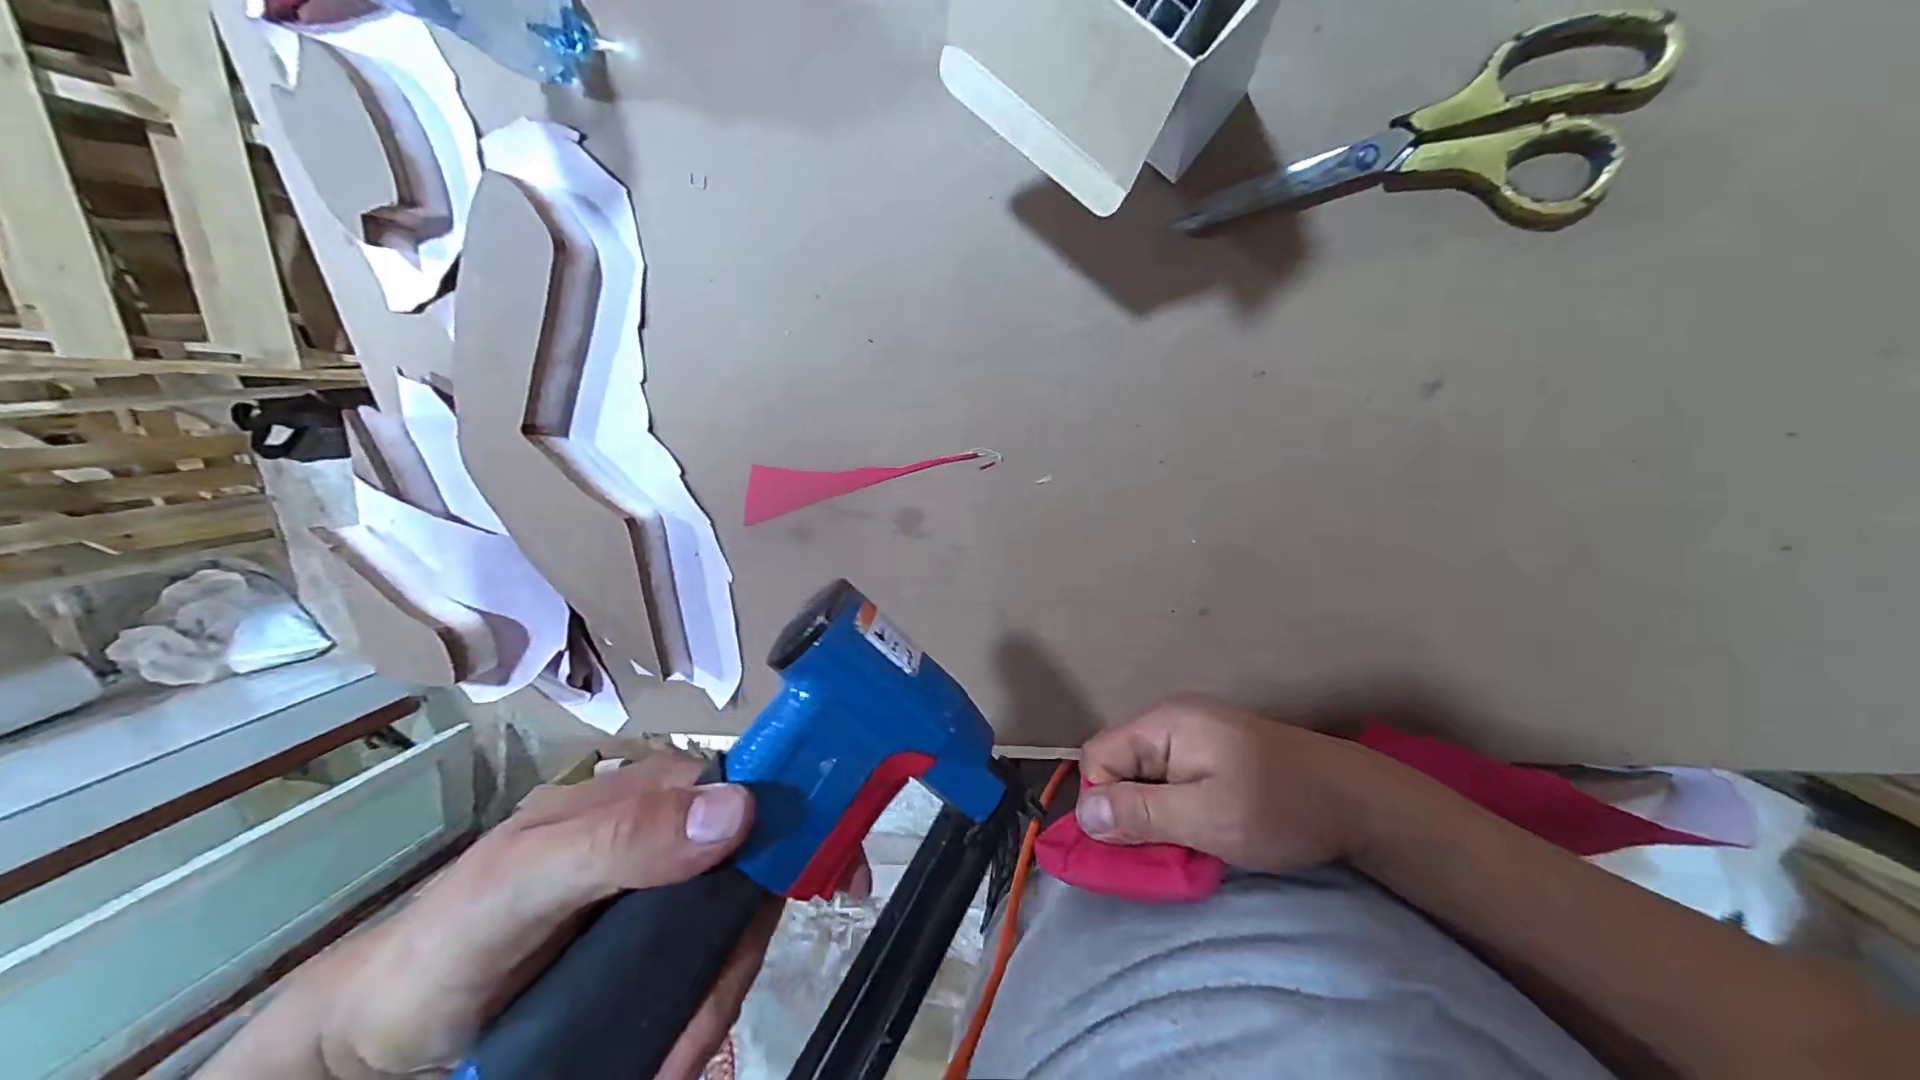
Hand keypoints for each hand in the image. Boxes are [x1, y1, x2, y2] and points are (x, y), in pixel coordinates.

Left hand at [199, 751, 775, 1079]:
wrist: (385, 1034)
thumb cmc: (450, 940)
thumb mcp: (522, 884)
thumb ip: (620, 838)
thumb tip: (740, 809)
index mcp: (651, 791)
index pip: (751, 786)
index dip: (801, 823)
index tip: (842, 881)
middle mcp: (671, 827)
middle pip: (755, 868)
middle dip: (742, 948)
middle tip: (704, 1024)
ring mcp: (666, 885)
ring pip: (737, 924)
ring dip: (719, 991)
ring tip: (674, 1052)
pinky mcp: (657, 938)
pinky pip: (710, 963)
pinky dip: (707, 1007)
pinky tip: (677, 1045)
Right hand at [1076, 695, 1415, 873]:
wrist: (1360, 801)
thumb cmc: (1281, 808)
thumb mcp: (1206, 819)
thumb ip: (1140, 813)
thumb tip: (1083, 814)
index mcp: (1163, 723)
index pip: (1097, 757)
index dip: (1106, 802)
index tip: (1140, 840)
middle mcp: (1170, 719)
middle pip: (1118, 765)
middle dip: (1131, 809)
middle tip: (1168, 844)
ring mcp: (1192, 731)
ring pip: (1142, 775)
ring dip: (1154, 812)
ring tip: (1189, 838)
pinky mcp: (1211, 749)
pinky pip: (1168, 777)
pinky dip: (1175, 806)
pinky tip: (1204, 824)